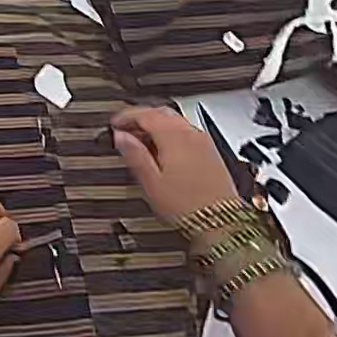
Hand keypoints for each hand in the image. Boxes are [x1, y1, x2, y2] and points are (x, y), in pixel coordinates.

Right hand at [111, 107, 240, 222]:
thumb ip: (134, 155)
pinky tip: (163, 148)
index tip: (115, 123)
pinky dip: (170, 133)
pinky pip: (186, 131)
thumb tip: (121, 137)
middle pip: (161, 113)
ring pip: (175, 120)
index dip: (127, 116)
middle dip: (141, 117)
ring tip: (141, 139)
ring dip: (156, 124)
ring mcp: (203, 142)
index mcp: (174, 137)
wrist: (221, 223)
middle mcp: (191, 134)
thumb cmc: (187, 207)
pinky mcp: (211, 152)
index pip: (145, 114)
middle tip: (125, 128)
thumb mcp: (151, 183)